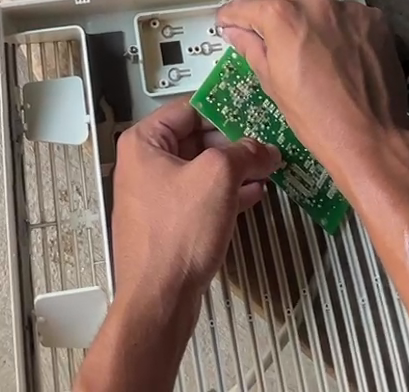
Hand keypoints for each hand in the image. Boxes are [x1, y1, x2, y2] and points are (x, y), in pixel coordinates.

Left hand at [109, 100, 280, 303]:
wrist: (160, 298)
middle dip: (233, 141)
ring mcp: (156, 196)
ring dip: (234, 167)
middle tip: (262, 139)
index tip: (248, 109)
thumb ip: (244, 153)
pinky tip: (252, 192)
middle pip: (196, 138)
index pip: (188, 108)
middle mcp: (144, 165)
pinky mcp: (170, 223)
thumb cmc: (171, 239)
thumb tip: (262, 148)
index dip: (222, 108)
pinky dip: (227, 192)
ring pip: (202, 169)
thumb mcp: (217, 178)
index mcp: (143, 143)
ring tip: (265, 164)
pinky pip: (202, 196)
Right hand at [215, 0, 408, 179]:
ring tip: (307, 46)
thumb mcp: (272, 83)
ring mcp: (347, 8)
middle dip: (265, 9)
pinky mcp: (373, 18)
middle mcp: (314, 2)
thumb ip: (251, 48)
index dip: (231, 17)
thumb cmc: (315, 117)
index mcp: (282, 17)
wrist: (372, 137)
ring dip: (303, 16)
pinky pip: (344, 13)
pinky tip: (338, 52)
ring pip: (312, 0)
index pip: (245, 5)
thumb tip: (235, 32)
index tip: (228, 25)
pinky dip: (335, 25)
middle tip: (265, 35)